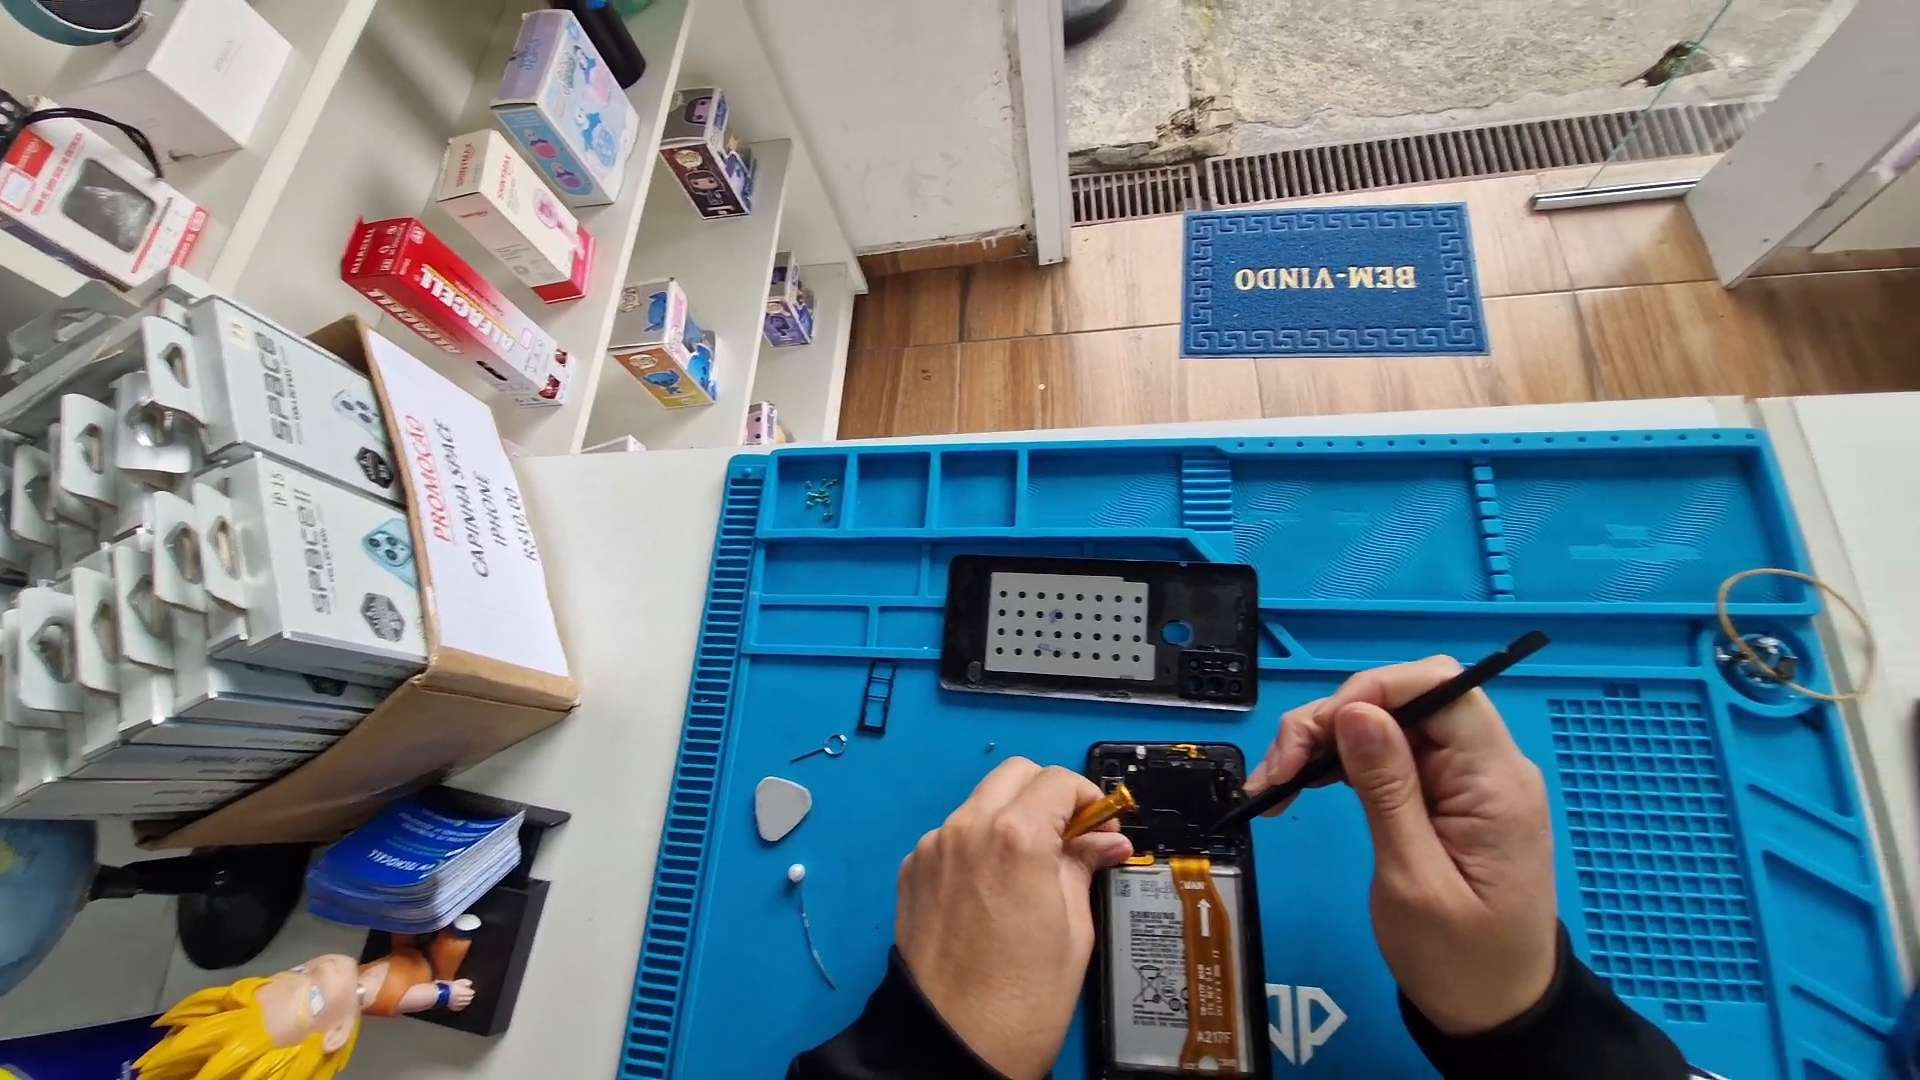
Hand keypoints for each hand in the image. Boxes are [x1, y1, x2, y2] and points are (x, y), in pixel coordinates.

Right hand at [445, 979, 474, 1011]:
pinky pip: (459, 1008)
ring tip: (466, 1000)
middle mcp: (461, 998)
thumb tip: (470, 983)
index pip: (471, 993)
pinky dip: (462, 1006)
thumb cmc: (446, 987)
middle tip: (469, 995)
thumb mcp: (456, 981)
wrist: (437, 994)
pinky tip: (462, 1005)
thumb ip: (464, 982)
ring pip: (465, 1004)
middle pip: (469, 998)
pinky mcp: (452, 1008)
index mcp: (463, 991)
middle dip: (470, 996)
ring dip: (466, 1001)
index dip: (471, 991)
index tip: (470, 990)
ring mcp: (456, 1004)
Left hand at [896, 758, 1134, 1079]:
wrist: (948, 1047)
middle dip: (1048, 793)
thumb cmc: (1026, 1000)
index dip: (1089, 797)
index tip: (1102, 825)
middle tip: (1070, 833)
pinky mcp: (912, 867)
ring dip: (1011, 814)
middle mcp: (968, 826)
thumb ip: (1086, 866)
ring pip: (981, 799)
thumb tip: (1110, 839)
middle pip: (1015, 773)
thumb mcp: (1074, 931)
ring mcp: (934, 845)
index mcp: (1015, 836)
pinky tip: (991, 886)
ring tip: (1030, 863)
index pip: (1058, 780)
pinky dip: (978, 841)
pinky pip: (953, 833)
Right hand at [1246, 657, 1557, 1035]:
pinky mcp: (1432, 788)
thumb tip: (1357, 712)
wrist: (1491, 1010)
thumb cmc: (1459, 959)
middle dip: (1329, 720)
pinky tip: (1294, 787)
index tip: (1323, 734)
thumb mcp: (1414, 879)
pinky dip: (1327, 761)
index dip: (1373, 690)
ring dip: (1317, 742)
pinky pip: (1373, 749)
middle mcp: (1480, 764)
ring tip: (1275, 787)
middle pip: (1397, 697)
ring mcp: (1456, 775)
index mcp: (1494, 780)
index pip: (1439, 686)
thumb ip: (1387, 790)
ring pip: (1375, 718)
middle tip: (1280, 771)